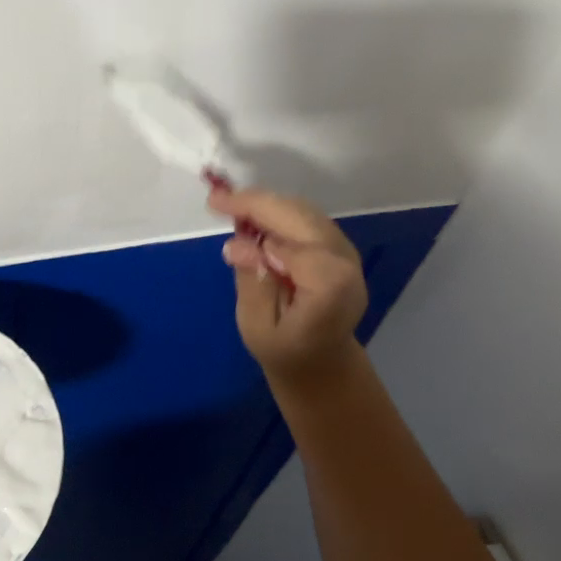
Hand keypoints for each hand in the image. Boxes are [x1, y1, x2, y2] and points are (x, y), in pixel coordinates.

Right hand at [209, 187, 369, 379]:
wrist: (321, 363)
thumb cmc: (285, 352)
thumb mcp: (258, 328)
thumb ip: (253, 285)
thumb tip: (238, 244)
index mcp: (330, 287)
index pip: (291, 239)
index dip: (256, 216)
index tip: (217, 206)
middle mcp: (344, 263)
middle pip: (299, 216)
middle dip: (256, 202)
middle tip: (216, 198)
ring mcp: (344, 252)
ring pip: (302, 212)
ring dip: (265, 204)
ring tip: (227, 206)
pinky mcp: (337, 247)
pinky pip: (305, 218)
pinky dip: (276, 212)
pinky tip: (249, 218)